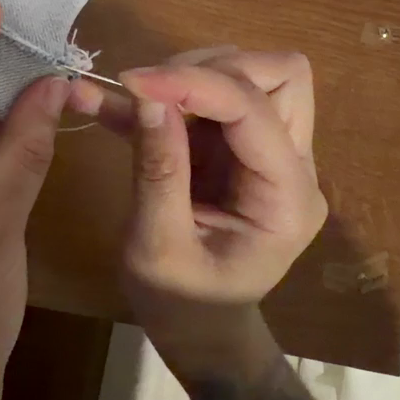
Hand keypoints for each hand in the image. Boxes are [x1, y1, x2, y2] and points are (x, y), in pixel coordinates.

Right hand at [71, 48, 325, 340]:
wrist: (198, 330)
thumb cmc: (180, 303)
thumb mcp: (157, 246)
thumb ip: (158, 170)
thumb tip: (147, 96)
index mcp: (285, 197)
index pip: (252, 109)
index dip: (194, 83)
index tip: (133, 81)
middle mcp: (290, 165)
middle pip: (276, 76)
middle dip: (210, 69)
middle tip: (149, 91)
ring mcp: (266, 153)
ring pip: (247, 76)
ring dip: (188, 75)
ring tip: (133, 101)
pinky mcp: (235, 149)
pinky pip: (211, 99)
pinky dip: (165, 92)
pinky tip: (109, 100)